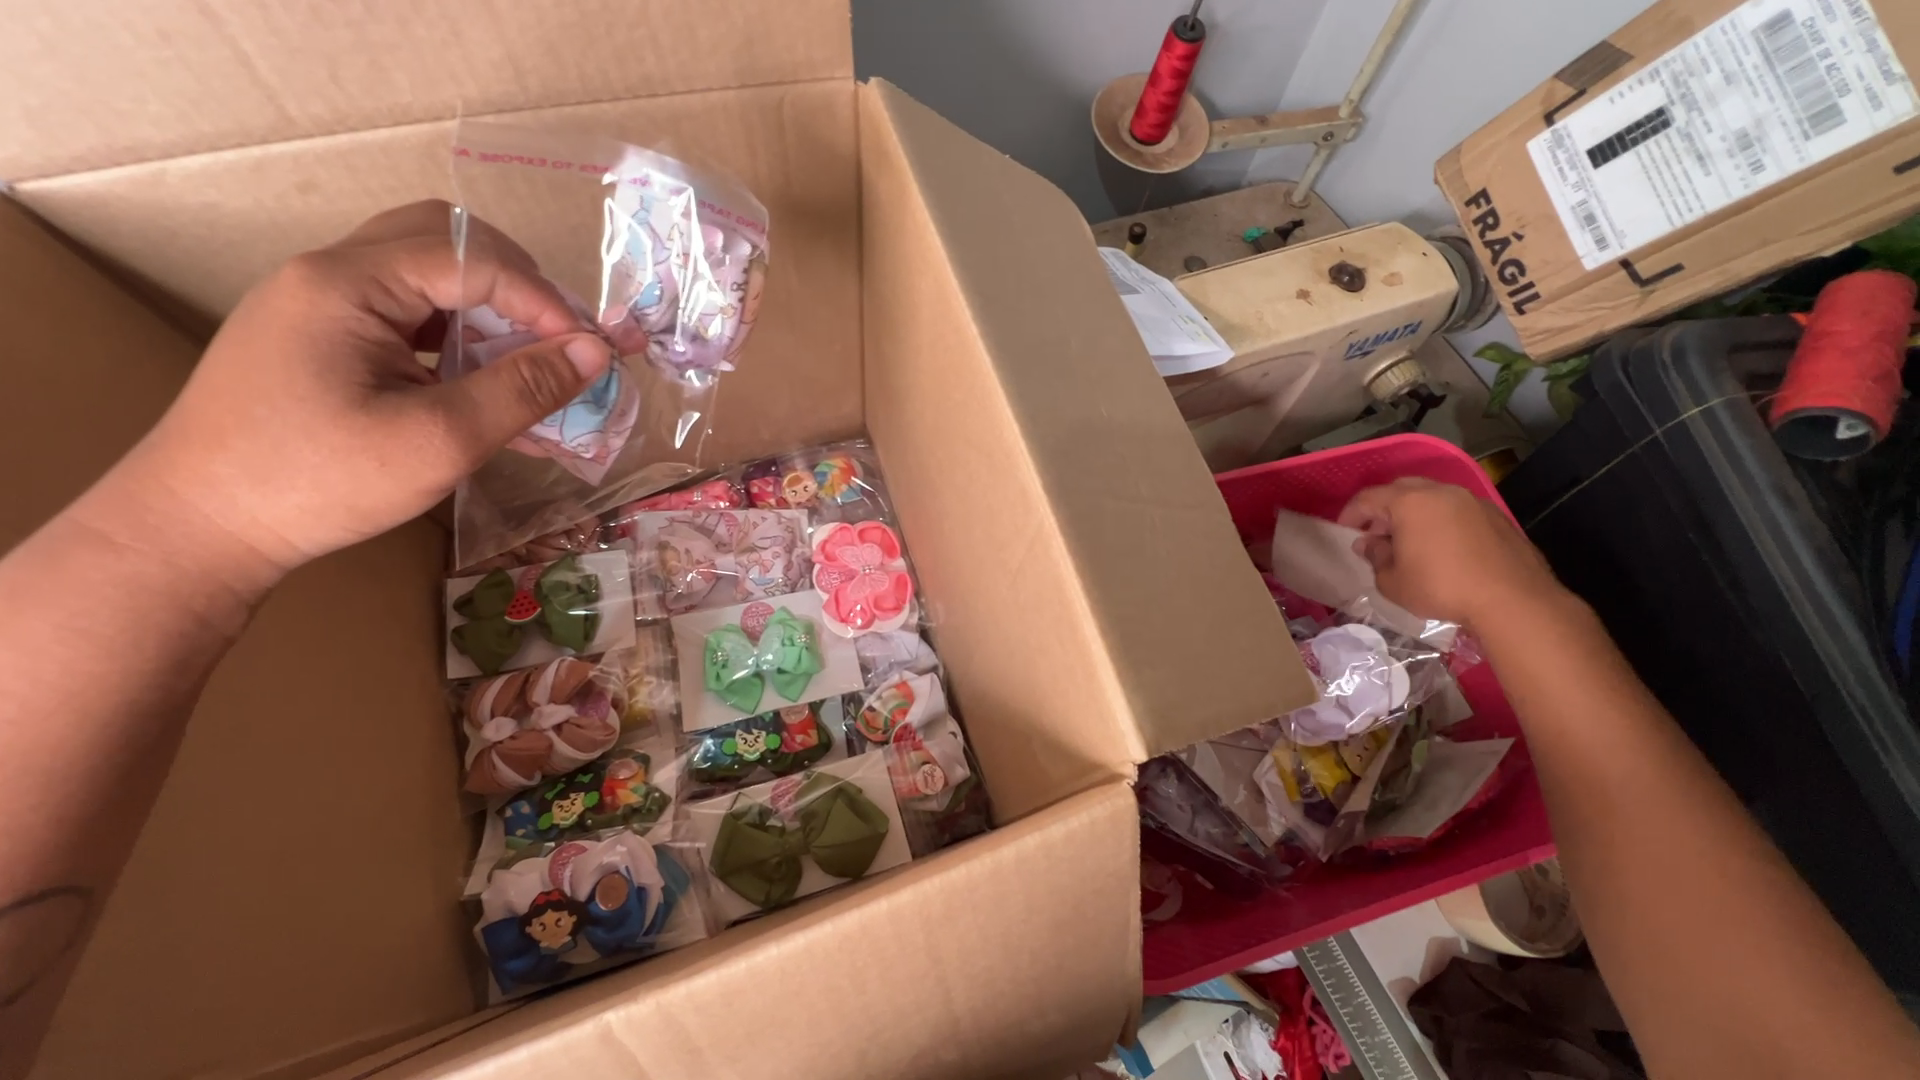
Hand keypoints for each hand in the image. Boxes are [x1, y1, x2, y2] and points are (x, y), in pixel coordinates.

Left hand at [109, 200, 612, 583]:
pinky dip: (455, 333)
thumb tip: (596, 351)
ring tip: (529, 359)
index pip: (472, 259)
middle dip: (516, 282)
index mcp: (347, 283)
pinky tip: (483, 381)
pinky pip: (404, 312)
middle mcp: (329, 274)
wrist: (200, 528)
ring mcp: (320, 305)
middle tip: (559, 336)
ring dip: (486, 306)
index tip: (591, 353)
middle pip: (443, 238)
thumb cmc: (319, 483)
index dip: (544, 301)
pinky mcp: (321, 339)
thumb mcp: (439, 440)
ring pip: (424, 271)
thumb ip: (522, 389)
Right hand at [1337, 478, 1564, 630]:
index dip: (1351, 514)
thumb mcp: (1393, 581)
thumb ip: (1376, 557)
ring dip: (1415, 514)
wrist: (1512, 600)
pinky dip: (1442, 522)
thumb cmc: (1441, 588)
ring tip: (1410, 542)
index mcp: (1410, 502)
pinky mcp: (1496, 516)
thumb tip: (1370, 544)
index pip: (1368, 498)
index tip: (1345, 533)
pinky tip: (1443, 549)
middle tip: (1377, 534)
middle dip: (1384, 509)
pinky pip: (1457, 511)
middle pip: (1402, 489)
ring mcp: (1472, 501)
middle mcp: (1441, 492)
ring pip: (1433, 498)